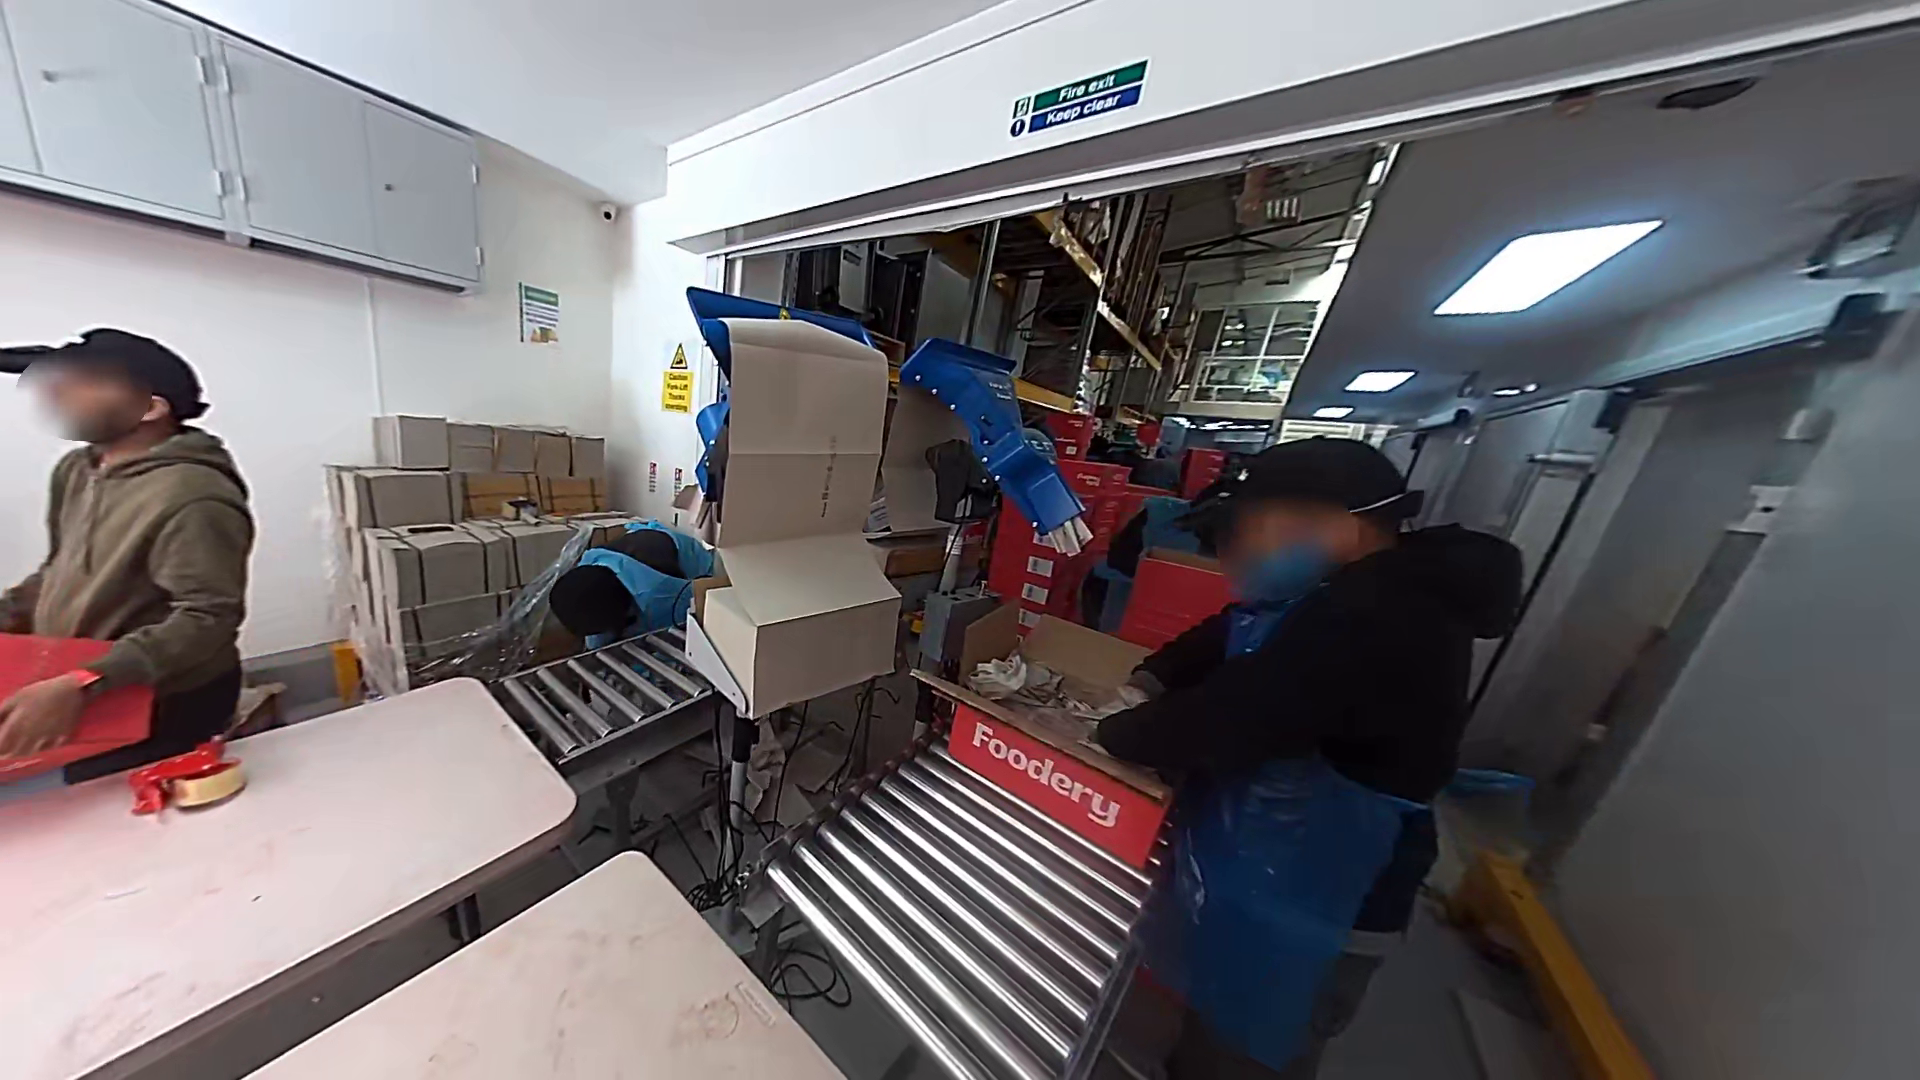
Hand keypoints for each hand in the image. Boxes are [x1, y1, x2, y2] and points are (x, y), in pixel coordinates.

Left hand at [0, 674, 88, 755]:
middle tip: (3, 750)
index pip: (0, 745)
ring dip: (23, 752)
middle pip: (14, 752)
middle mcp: (33, 733)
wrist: (75, 687)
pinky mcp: (66, 731)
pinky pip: (53, 745)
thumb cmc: (40, 691)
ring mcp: (51, 733)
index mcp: (16, 726)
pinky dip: (44, 747)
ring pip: (33, 750)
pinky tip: (41, 744)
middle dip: (6, 753)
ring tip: (19, 750)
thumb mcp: (13, 700)